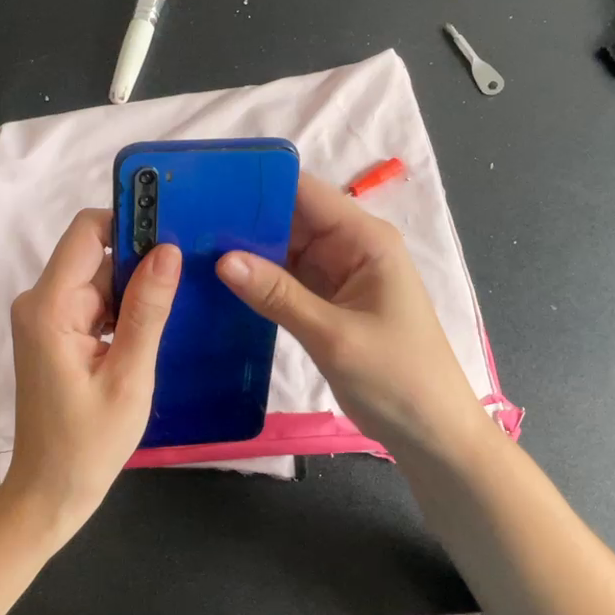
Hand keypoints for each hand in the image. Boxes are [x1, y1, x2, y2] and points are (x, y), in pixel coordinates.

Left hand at [5, 209, 180, 534]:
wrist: (51, 491)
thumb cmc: (89, 443)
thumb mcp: (128, 376)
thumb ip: (147, 311)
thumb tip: (167, 251)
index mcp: (50, 307)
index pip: (86, 232)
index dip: (129, 221)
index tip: (174, 228)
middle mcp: (41, 302)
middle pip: (95, 255)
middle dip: (140, 259)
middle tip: (190, 271)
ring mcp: (47, 319)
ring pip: (99, 280)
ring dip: (136, 288)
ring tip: (181, 300)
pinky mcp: (56, 335)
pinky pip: (94, 305)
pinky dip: (124, 310)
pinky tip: (155, 324)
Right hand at [215, 175, 492, 453]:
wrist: (431, 432)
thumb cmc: (397, 378)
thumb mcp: (333, 336)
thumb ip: (278, 296)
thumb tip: (222, 259)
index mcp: (364, 239)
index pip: (304, 192)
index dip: (258, 183)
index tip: (207, 184)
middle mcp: (349, 247)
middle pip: (288, 217)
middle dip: (242, 216)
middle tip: (183, 219)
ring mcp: (336, 276)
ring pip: (282, 249)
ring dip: (244, 248)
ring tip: (189, 244)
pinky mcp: (326, 303)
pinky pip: (284, 279)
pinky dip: (256, 279)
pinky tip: (215, 278)